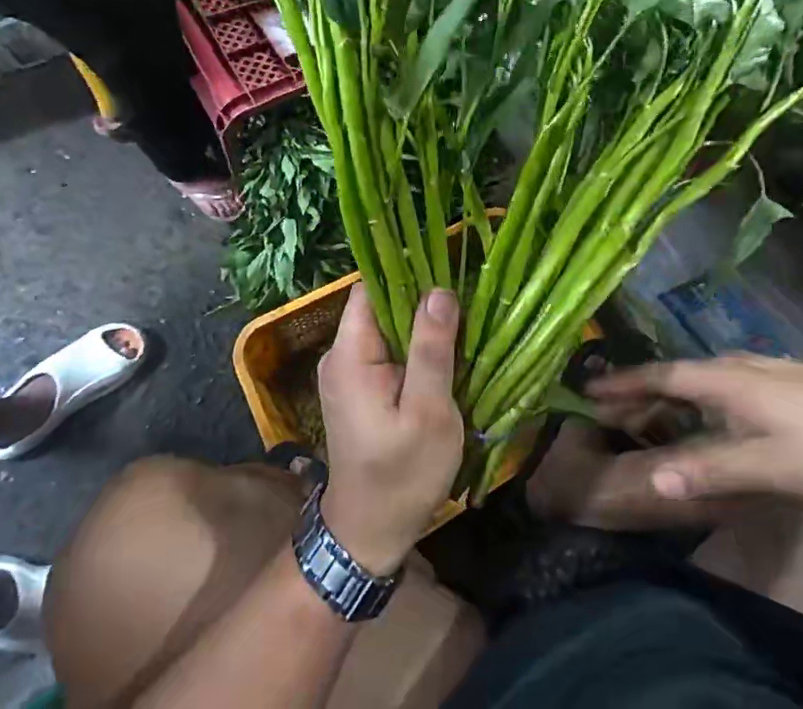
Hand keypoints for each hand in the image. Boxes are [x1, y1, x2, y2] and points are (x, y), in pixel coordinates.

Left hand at [317, 286, 464, 574]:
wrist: (369, 530)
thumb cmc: (402, 474)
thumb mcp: (428, 411)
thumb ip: (432, 349)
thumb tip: (439, 290)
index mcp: (349, 354)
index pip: (370, 289)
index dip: (406, 275)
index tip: (446, 273)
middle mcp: (339, 356)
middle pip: (378, 308)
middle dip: (419, 304)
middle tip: (464, 308)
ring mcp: (345, 374)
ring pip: (385, 331)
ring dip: (419, 330)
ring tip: (459, 332)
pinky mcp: (357, 390)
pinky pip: (384, 354)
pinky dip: (411, 352)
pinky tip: (441, 361)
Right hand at [587, 355, 802, 508]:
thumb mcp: (771, 469)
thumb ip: (708, 471)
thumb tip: (649, 480)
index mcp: (728, 379)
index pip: (661, 375)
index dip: (623, 383)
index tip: (587, 390)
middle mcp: (743, 365)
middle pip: (679, 374)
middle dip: (642, 390)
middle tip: (610, 408)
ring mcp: (772, 371)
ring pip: (705, 378)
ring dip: (673, 394)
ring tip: (653, 413)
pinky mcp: (795, 383)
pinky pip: (728, 383)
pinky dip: (702, 396)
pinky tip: (713, 414)